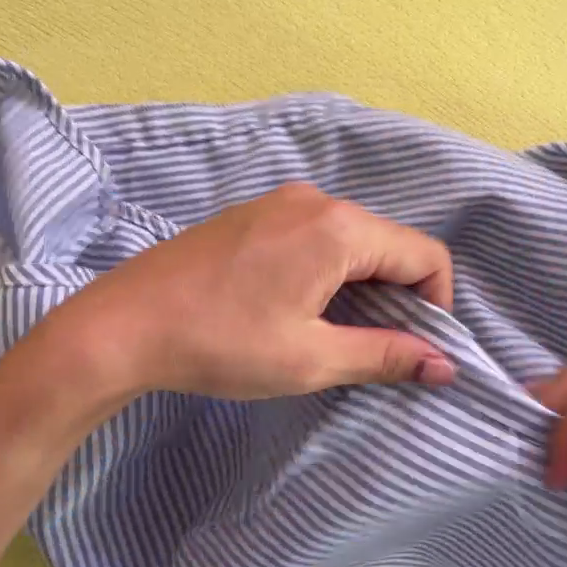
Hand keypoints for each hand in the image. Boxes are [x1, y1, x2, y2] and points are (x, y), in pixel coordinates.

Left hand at [49, 183, 457, 399]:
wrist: (122, 325)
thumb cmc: (219, 344)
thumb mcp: (310, 359)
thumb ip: (385, 356)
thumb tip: (444, 365)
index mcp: (337, 228)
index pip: (424, 255)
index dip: (437, 306)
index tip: (420, 350)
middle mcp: (312, 200)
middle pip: (387, 244)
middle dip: (398, 298)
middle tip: (379, 352)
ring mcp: (275, 203)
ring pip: (349, 241)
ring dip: (360, 287)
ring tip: (335, 338)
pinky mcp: (248, 216)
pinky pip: (311, 237)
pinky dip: (325, 273)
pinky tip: (296, 311)